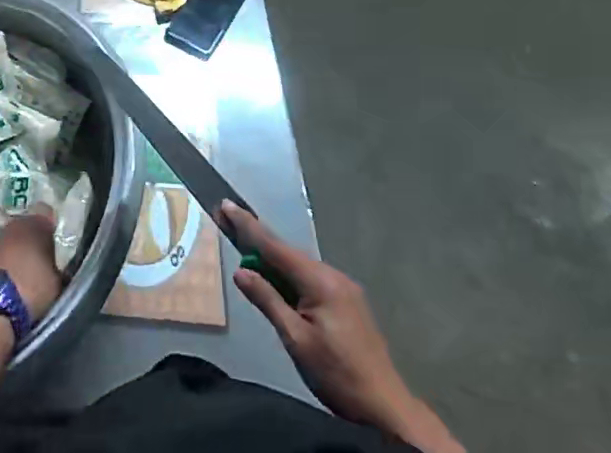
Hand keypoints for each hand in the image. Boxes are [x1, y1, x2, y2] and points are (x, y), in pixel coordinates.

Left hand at [0, 207, 62, 316]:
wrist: (0, 305)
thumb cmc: (36, 286)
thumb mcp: (58, 277)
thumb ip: (58, 262)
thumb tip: (58, 262)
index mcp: (38, 222)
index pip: (47, 213)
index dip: (50, 226)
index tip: (55, 240)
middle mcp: (16, 223)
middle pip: (27, 224)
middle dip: (32, 235)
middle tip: (40, 254)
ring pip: (13, 237)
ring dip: (17, 247)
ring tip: (25, 266)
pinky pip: (2, 252)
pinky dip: (6, 259)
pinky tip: (12, 274)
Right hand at [221, 202, 462, 452]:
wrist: (385, 407)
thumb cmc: (337, 374)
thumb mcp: (295, 340)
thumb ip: (268, 301)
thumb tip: (241, 272)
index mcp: (320, 281)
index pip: (275, 247)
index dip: (247, 226)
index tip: (225, 204)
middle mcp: (334, 275)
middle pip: (287, 253)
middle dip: (257, 241)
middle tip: (228, 225)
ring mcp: (344, 288)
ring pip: (299, 267)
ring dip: (273, 262)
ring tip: (247, 260)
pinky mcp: (349, 302)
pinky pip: (311, 279)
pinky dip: (290, 277)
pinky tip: (279, 286)